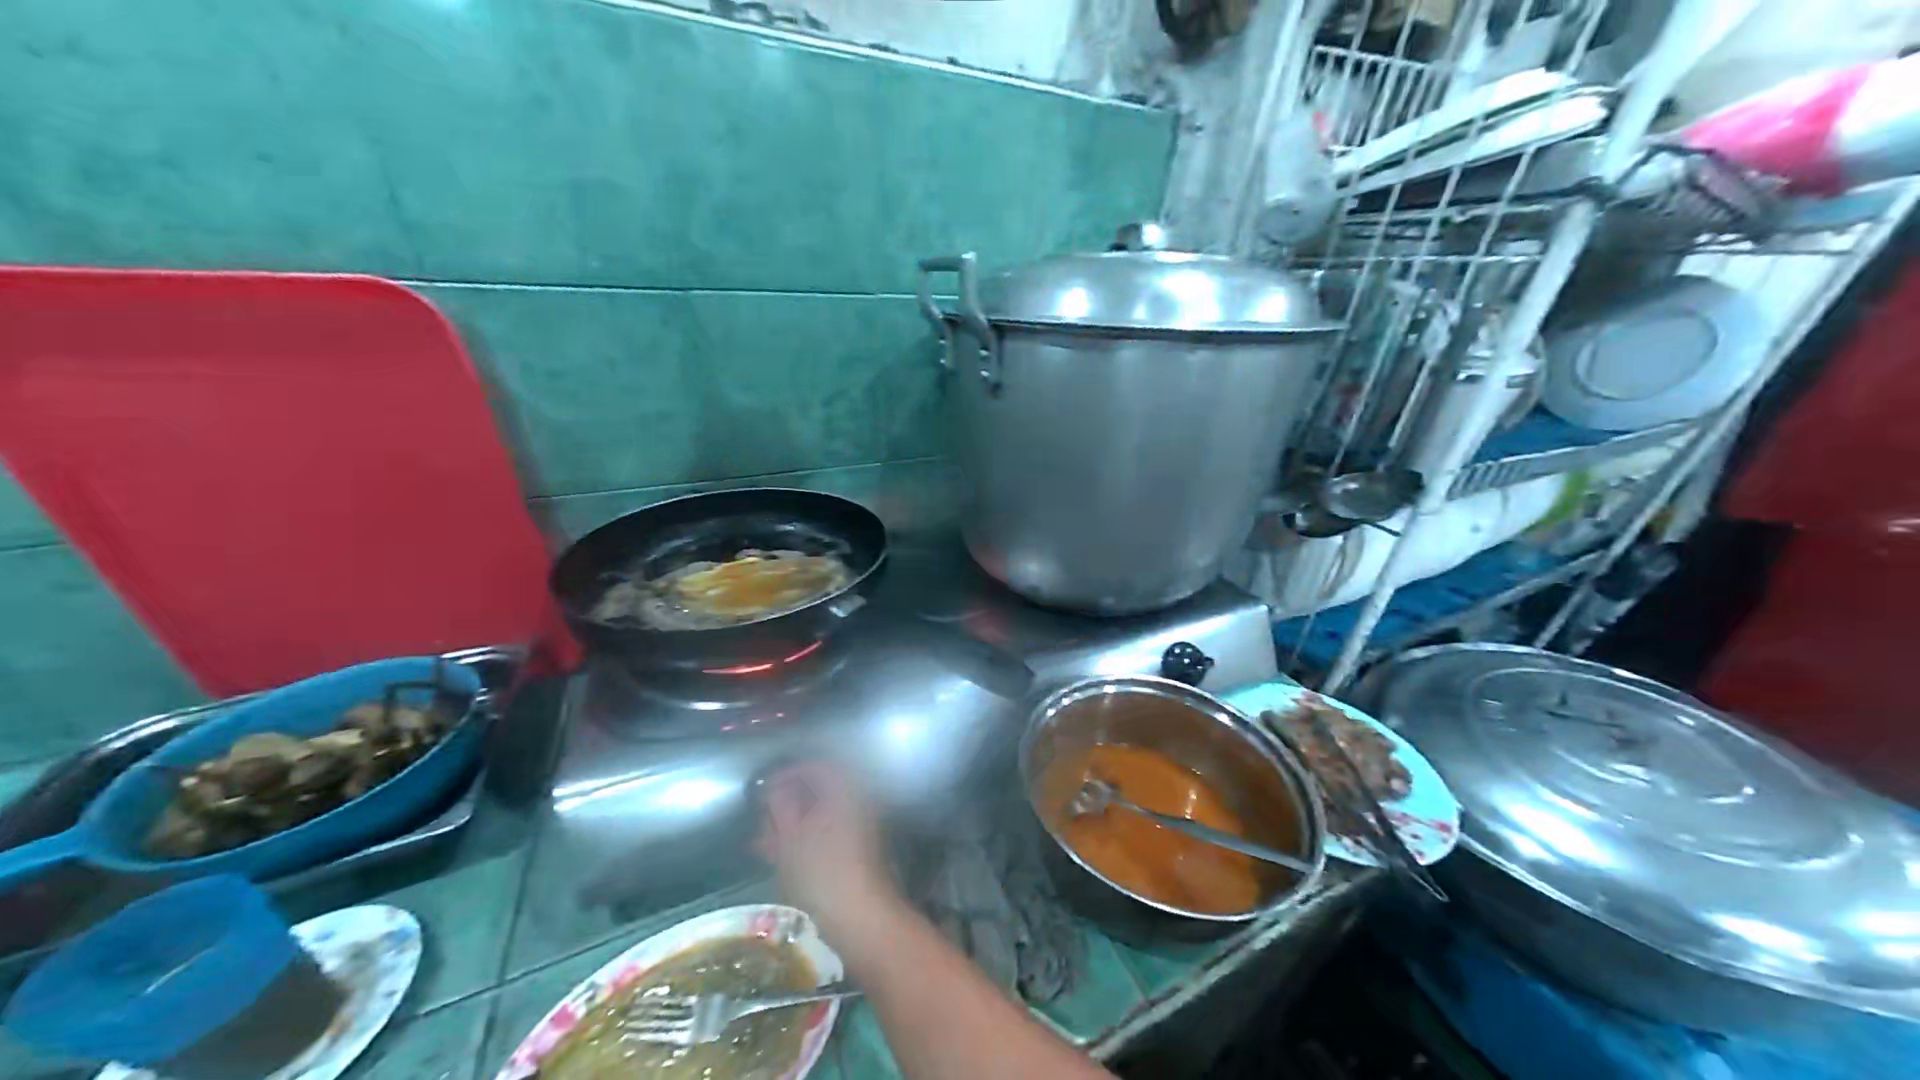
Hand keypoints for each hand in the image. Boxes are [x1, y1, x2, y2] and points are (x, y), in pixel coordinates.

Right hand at [755, 761, 898, 937]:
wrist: (861, 915)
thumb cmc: (822, 869)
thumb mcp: (790, 836)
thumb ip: (780, 806)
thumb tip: (775, 789)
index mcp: (845, 789)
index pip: (815, 767)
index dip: (786, 774)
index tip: (762, 789)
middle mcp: (857, 801)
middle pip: (818, 792)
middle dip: (786, 804)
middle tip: (761, 819)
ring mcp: (859, 827)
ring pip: (820, 817)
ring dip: (791, 825)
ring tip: (762, 842)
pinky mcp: (857, 852)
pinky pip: (827, 835)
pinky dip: (804, 841)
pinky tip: (778, 857)